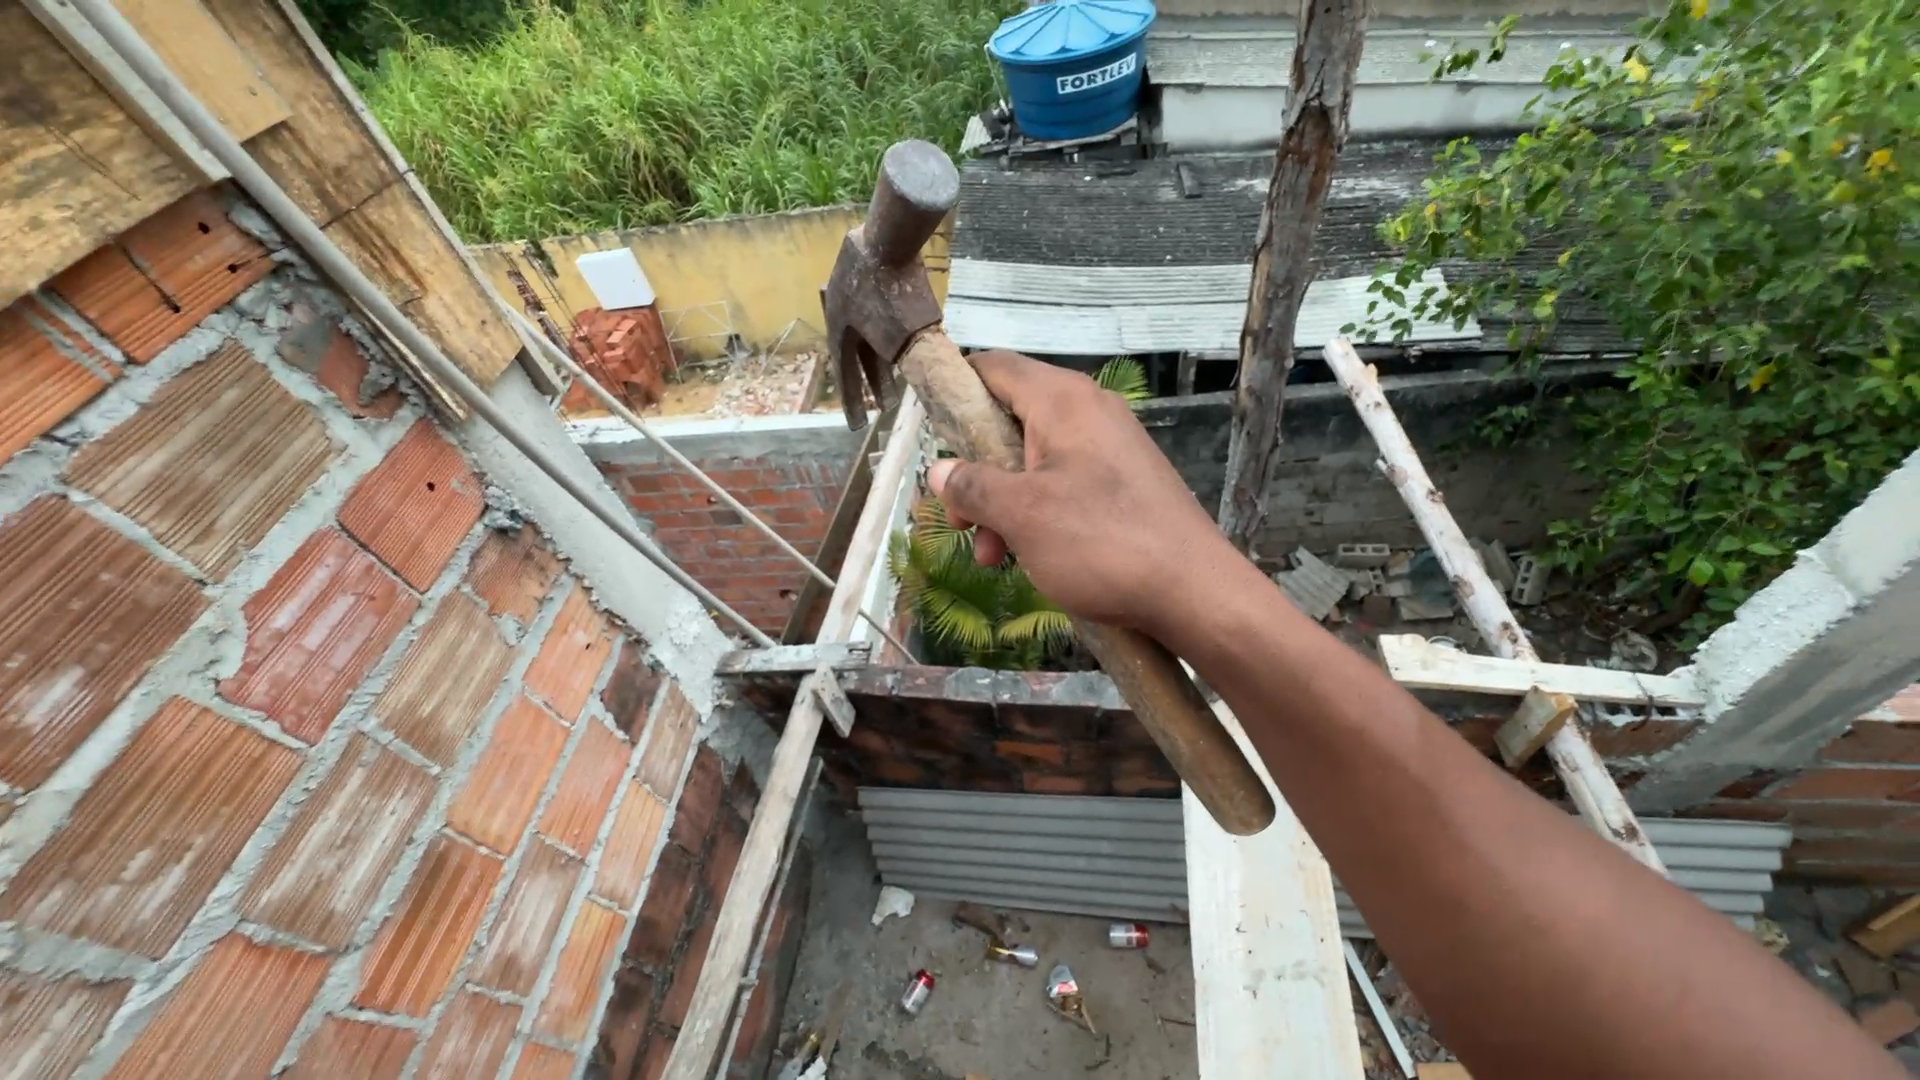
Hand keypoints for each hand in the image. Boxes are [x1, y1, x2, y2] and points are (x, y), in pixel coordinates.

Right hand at [926, 351, 1247, 638]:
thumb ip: (973, 487)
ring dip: (1003, 504)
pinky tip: (1030, 558)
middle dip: (976, 471)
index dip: (957, 391)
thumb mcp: (1022, 515)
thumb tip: (939, 471)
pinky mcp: (1123, 484)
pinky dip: (1037, 513)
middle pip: (1009, 421)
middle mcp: (1088, 412)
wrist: (1195, 592)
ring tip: (993, 556)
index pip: (994, 367)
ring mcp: (1110, 449)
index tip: (932, 436)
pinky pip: (1064, 485)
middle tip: (960, 521)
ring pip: (1034, 462)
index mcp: (1062, 401)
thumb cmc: (1102, 543)